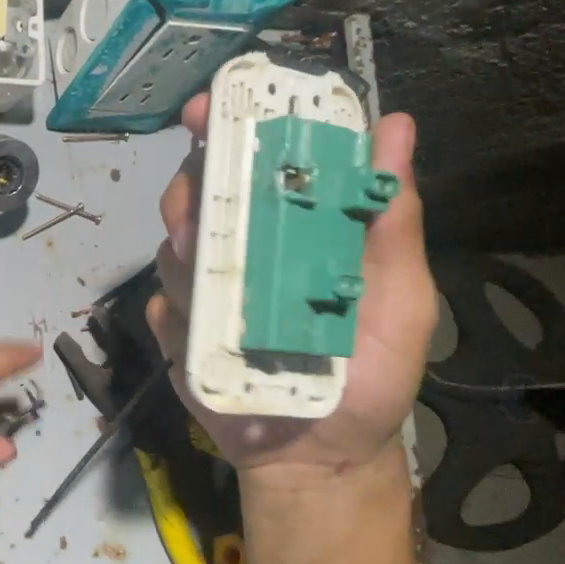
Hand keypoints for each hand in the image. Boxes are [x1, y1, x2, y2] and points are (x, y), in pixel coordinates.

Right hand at [145, 94, 435, 485]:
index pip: (257, 163)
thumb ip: (393, 221)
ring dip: (181, 246)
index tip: (212, 107)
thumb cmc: (371, 377)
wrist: (321, 457)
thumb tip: (395, 128)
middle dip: (191, 185)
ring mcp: (207, 294)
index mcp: (296, 231)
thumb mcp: (401, 297)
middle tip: (201, 197)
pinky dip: (176, 312)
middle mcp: (245, 252)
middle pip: (198, 194)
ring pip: (170, 247)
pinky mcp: (179, 336)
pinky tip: (198, 332)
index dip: (230, 127)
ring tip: (199, 260)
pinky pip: (163, 309)